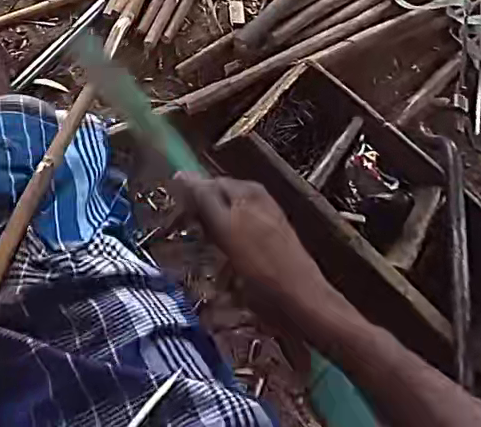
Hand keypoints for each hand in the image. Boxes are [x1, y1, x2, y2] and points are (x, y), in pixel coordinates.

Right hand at [172, 172, 332, 305]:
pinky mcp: (273, 246)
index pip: (206, 183)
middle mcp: (258, 200)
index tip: (173, 220)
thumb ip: (203, 199)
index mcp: (247, 189)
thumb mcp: (226, 228)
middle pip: (217, 202)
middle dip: (200, 219)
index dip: (188, 199)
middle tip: (184, 240)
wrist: (307, 306)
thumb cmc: (263, 267)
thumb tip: (180, 173)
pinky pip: (240, 241)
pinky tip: (225, 272)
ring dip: (212, 239)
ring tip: (203, 259)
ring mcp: (267, 222)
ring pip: (227, 223)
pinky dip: (228, 252)